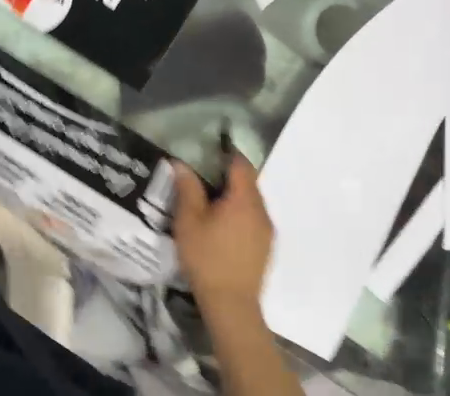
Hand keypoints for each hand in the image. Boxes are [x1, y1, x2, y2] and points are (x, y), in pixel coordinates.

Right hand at [172, 153, 272, 313]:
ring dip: (232, 193)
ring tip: (206, 195)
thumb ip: (187, 188)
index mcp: (244, 202)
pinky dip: (237, 210)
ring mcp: (267, 232)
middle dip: (227, 173)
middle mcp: (262, 213)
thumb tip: (182, 163)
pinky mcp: (264, 247)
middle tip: (200, 169)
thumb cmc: (206, 257)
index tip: (208, 145)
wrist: (232, 304)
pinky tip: (218, 220)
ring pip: (251, 201)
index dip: (227, 152)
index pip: (241, 166)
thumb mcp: (189, 219)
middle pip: (248, 183)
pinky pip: (252, 217)